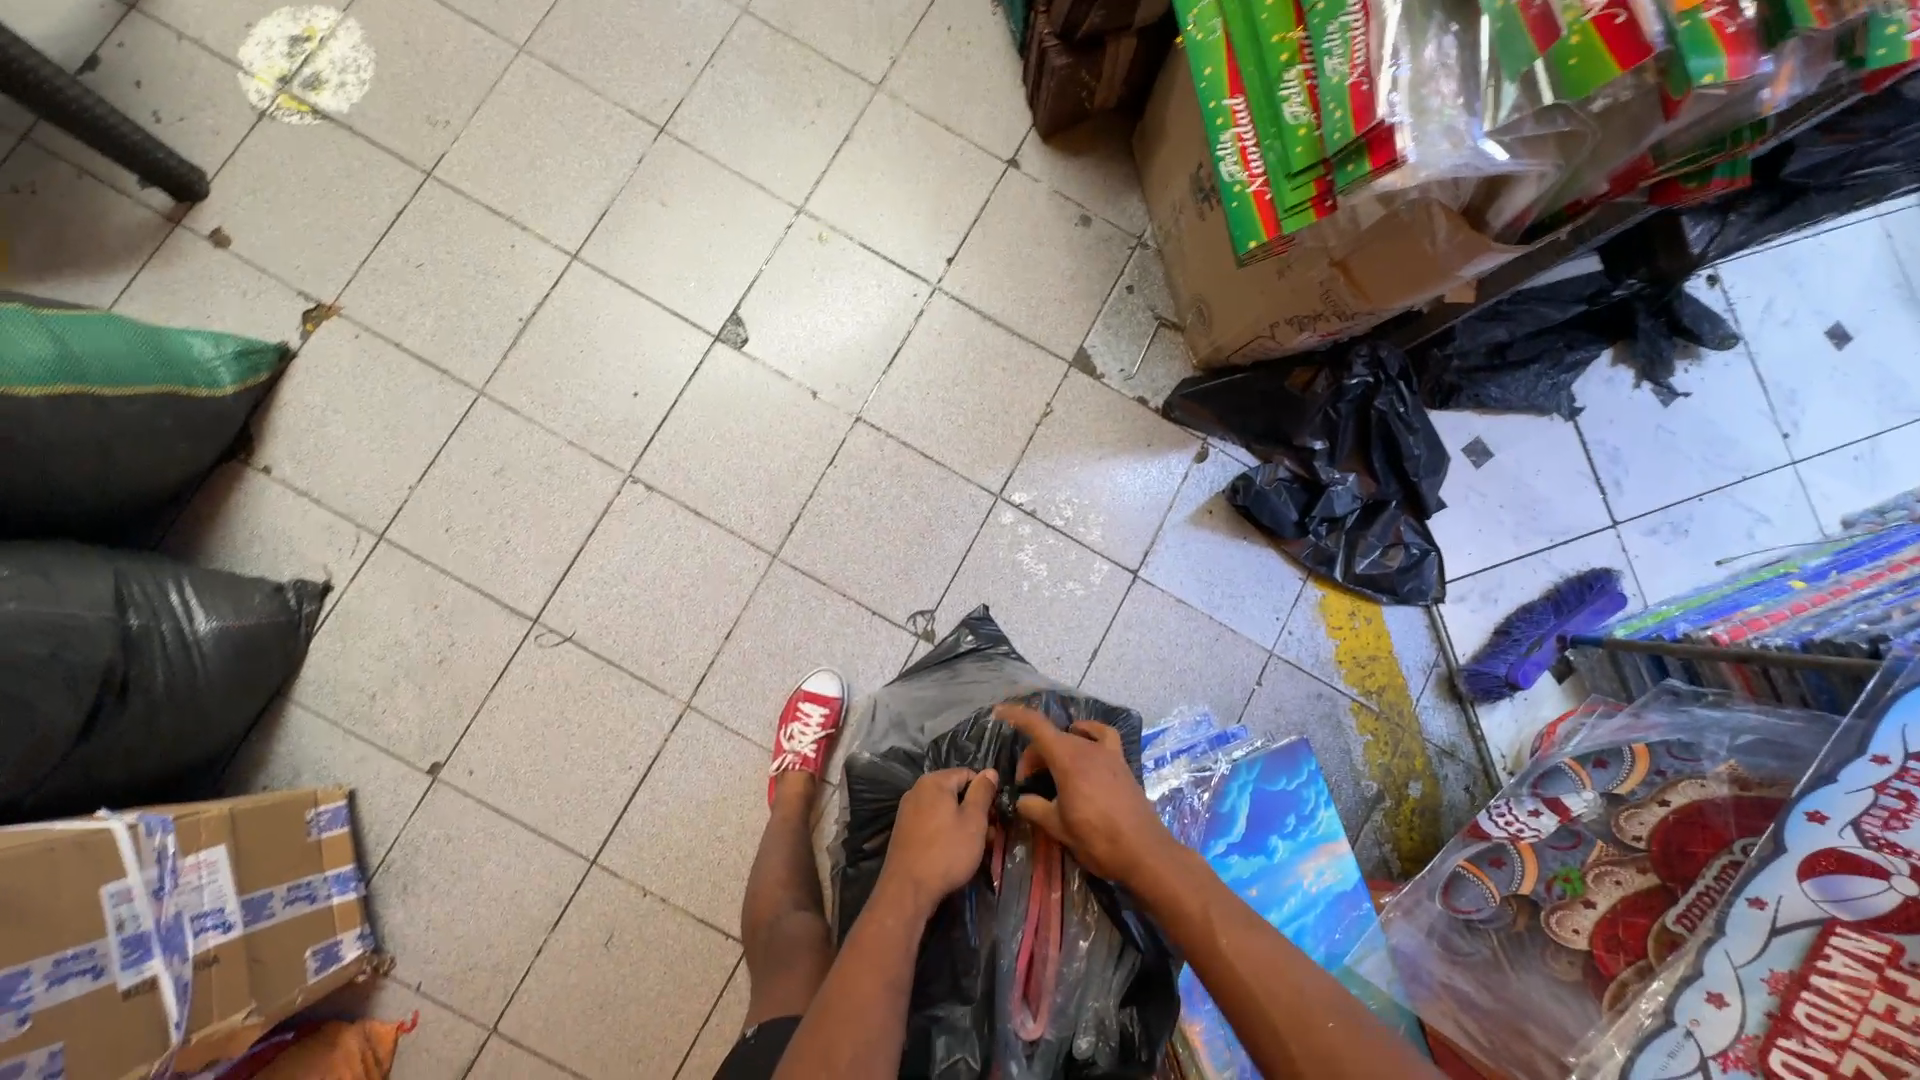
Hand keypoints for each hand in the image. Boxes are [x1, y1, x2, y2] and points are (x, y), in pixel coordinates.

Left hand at [876, 768, 998, 914]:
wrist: (908, 889)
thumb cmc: (947, 851)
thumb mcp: (974, 820)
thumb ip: (983, 792)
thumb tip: (990, 771)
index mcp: (934, 782)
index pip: (968, 774)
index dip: (985, 792)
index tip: (994, 815)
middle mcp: (917, 791)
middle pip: (955, 792)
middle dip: (974, 811)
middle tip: (989, 835)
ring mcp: (908, 811)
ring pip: (944, 810)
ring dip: (963, 824)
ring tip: (976, 847)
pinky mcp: (905, 831)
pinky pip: (932, 823)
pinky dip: (946, 833)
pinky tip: (955, 852)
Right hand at [999, 705, 1178, 888]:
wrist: (1144, 852)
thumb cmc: (1098, 840)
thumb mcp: (1058, 828)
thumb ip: (1035, 809)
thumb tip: (1022, 800)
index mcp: (1067, 760)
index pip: (1036, 726)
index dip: (1016, 715)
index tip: (999, 712)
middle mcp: (1086, 749)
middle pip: (1052, 738)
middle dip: (1034, 756)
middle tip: (1027, 783)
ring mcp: (1107, 754)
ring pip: (1073, 740)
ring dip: (1056, 751)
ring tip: (1051, 773)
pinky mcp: (1121, 764)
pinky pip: (1102, 736)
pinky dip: (1089, 733)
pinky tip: (1084, 742)